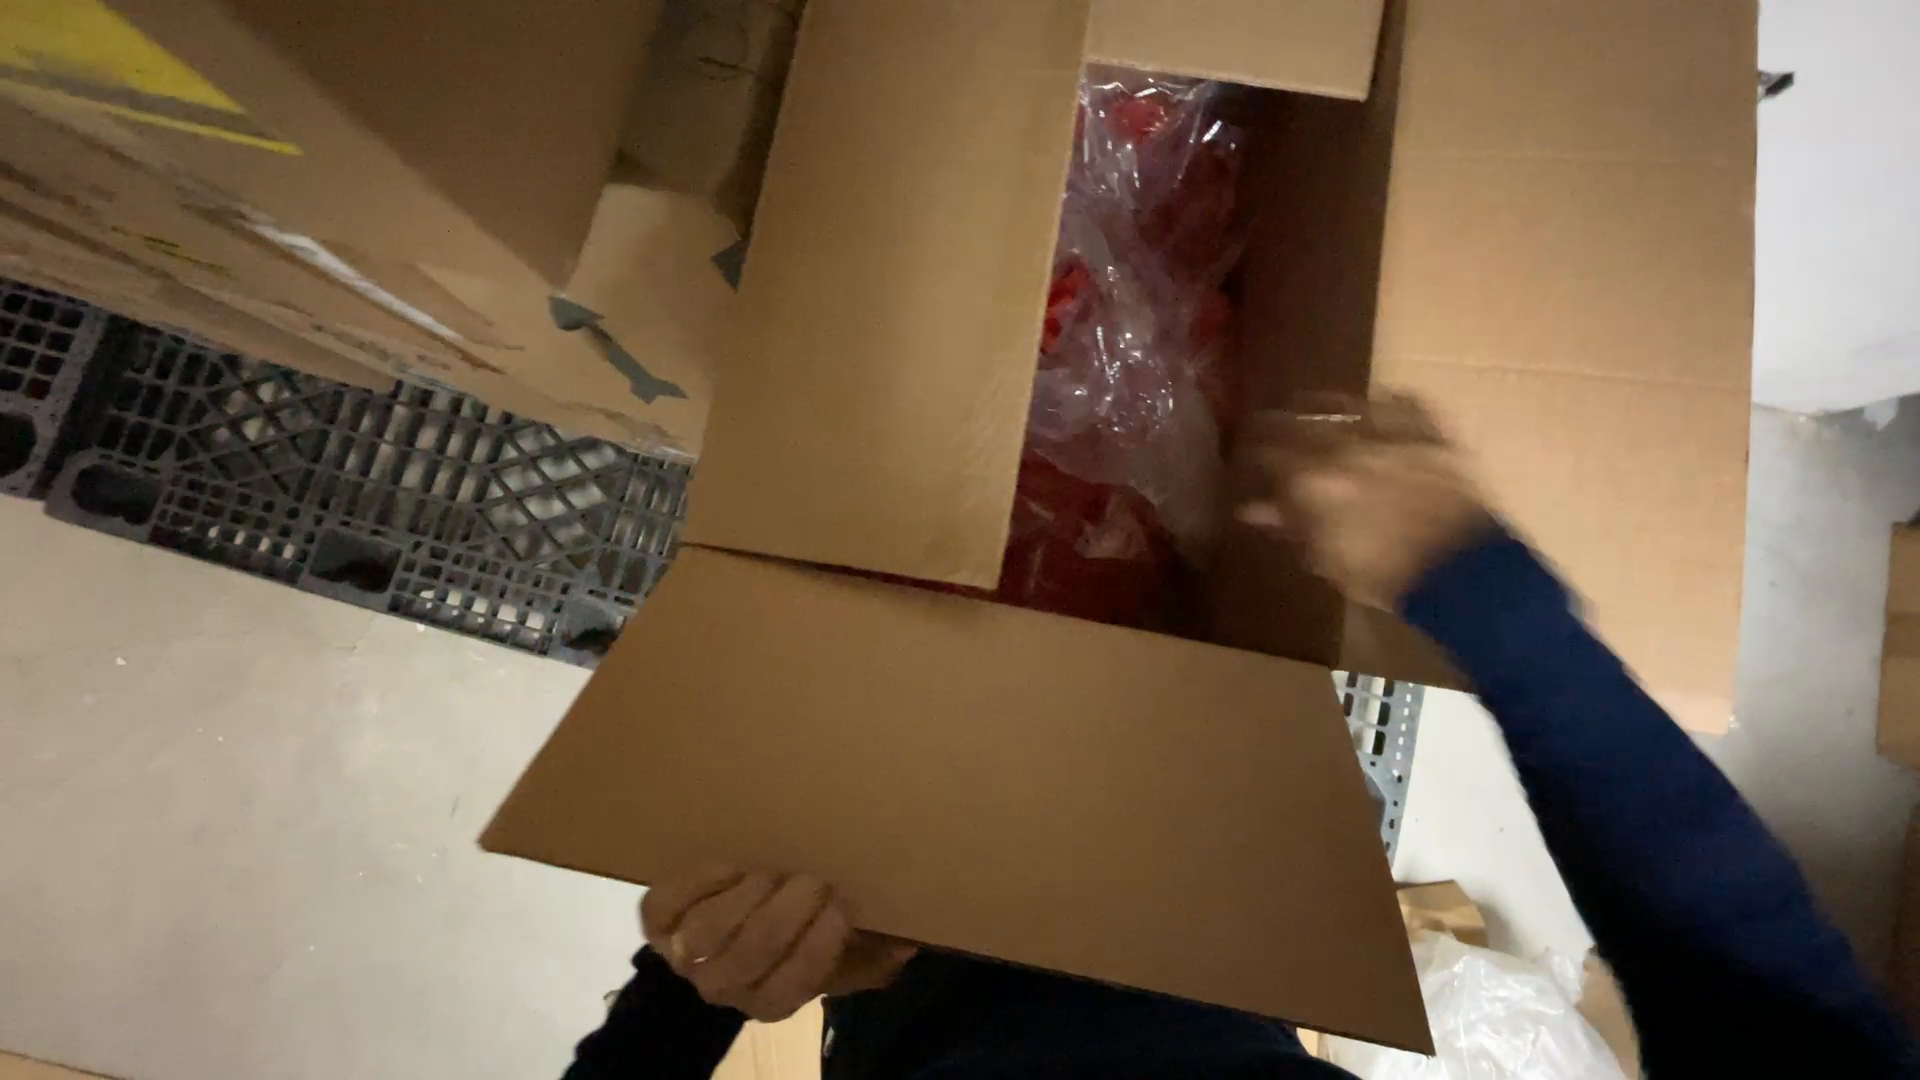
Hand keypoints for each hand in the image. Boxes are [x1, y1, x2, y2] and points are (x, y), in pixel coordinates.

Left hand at [640, 864, 917, 1020]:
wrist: (733, 929)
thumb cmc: (805, 930)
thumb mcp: (848, 945)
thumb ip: (880, 945)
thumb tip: (912, 937)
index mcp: (774, 996)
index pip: (795, 982)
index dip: (821, 942)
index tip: (843, 904)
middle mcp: (724, 984)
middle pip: (752, 951)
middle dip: (789, 908)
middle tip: (814, 877)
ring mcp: (684, 954)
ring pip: (708, 930)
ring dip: (748, 893)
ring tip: (773, 871)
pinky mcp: (657, 920)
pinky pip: (667, 904)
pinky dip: (700, 879)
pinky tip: (733, 865)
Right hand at [1236, 393, 1493, 610]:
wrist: (1460, 573)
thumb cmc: (1381, 574)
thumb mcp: (1324, 556)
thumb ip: (1288, 524)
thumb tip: (1252, 508)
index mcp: (1312, 482)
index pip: (1266, 454)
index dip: (1251, 453)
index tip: (1244, 455)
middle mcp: (1344, 449)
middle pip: (1298, 423)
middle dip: (1276, 423)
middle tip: (1265, 424)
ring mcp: (1390, 436)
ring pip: (1344, 405)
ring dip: (1321, 405)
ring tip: (1308, 404)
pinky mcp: (1430, 433)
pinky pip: (1403, 403)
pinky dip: (1384, 401)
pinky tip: (1374, 402)